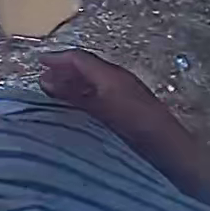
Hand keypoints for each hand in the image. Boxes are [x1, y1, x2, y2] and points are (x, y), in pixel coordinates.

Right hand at [40, 48, 165, 126]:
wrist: (171, 152)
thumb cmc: (134, 124)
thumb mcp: (99, 107)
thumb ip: (72, 93)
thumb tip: (45, 80)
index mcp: (110, 74)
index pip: (79, 58)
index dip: (57, 58)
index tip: (38, 62)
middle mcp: (117, 78)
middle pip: (86, 67)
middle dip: (63, 69)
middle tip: (43, 78)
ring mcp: (123, 93)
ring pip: (92, 80)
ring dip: (72, 82)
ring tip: (54, 92)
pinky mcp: (127, 108)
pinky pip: (98, 93)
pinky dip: (82, 94)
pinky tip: (76, 106)